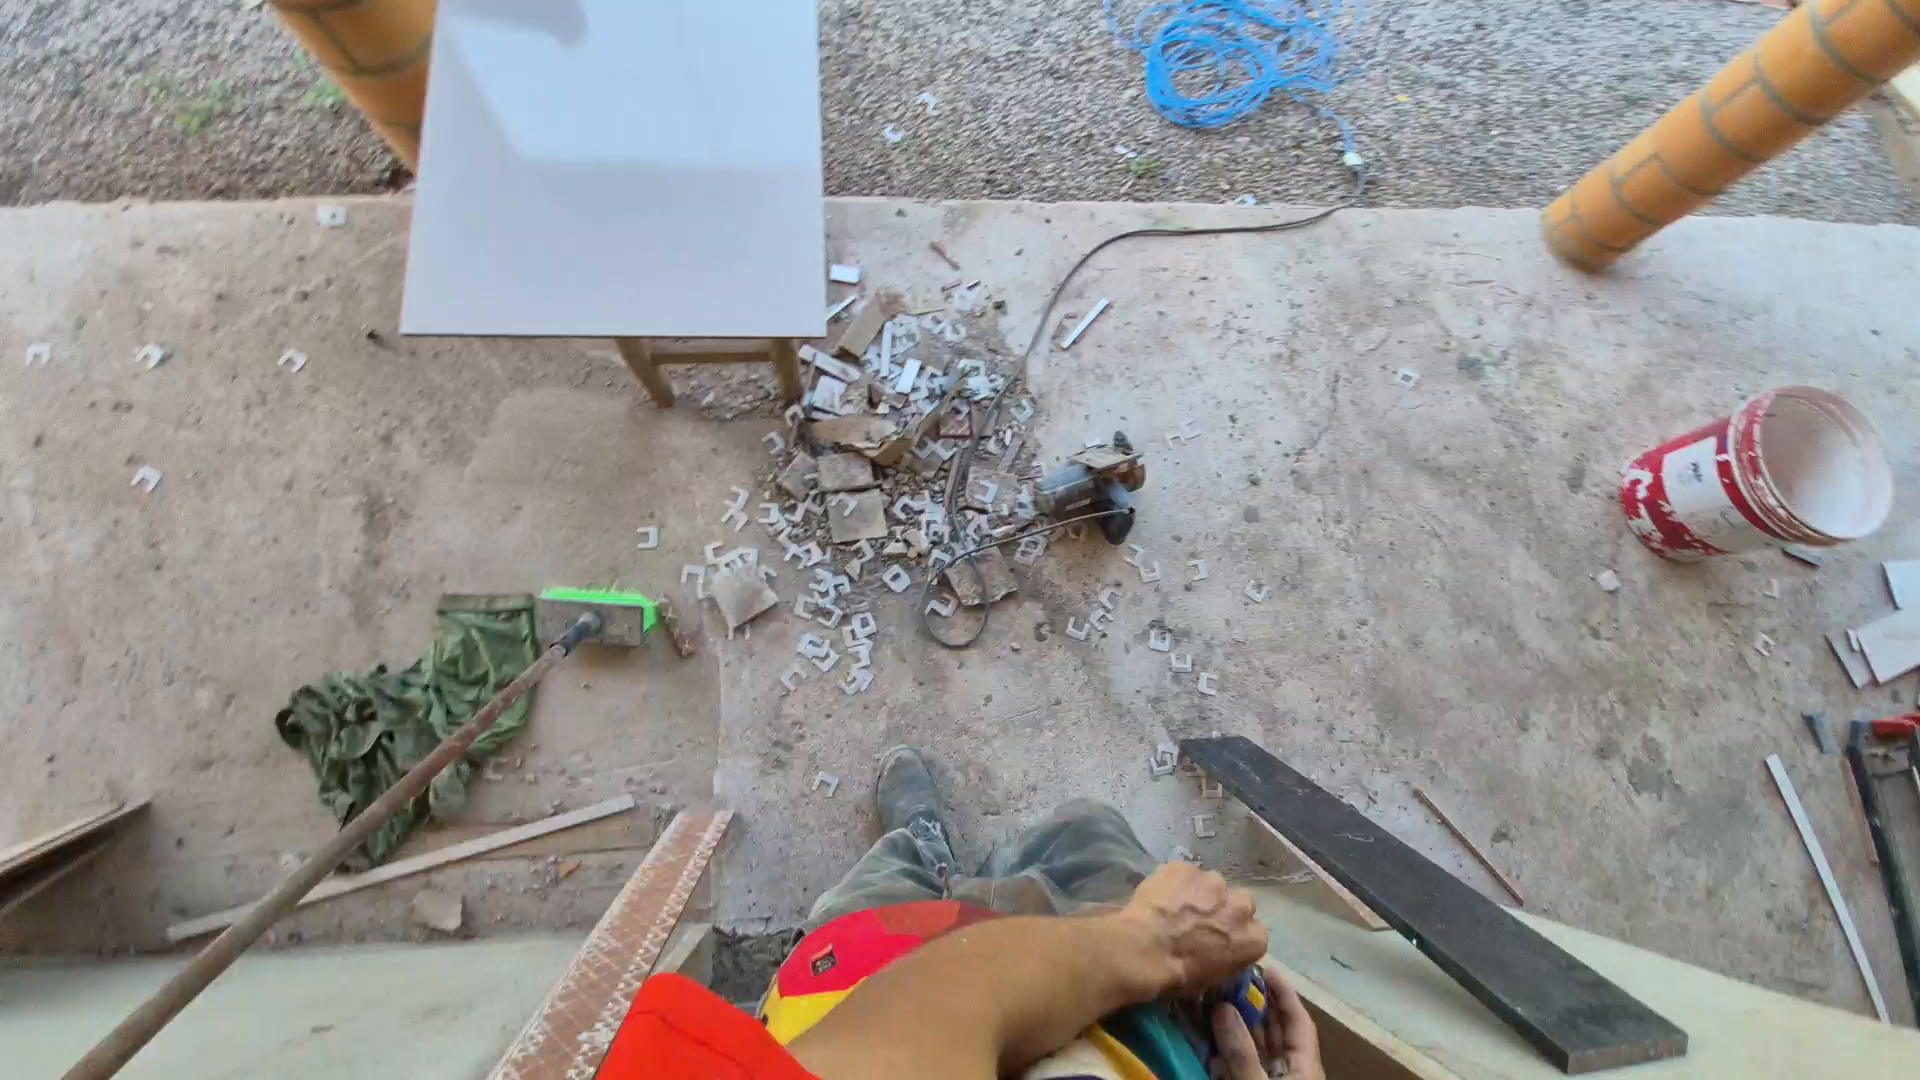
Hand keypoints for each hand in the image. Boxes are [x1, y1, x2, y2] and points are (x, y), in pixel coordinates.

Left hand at [1117, 862, 1267, 994]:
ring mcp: (1213, 882)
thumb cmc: (1180, 973)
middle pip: (1238, 901)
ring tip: (1177, 904)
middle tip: (1201, 917)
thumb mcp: (1214, 978)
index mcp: (1253, 938)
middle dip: (1223, 907)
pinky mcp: (1186, 868)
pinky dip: (1175, 881)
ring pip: (1210, 883)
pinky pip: (1184, 873)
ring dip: (1199, 892)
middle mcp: (1239, 906)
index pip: (1254, 930)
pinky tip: (1161, 894)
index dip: (1236, 931)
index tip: (1221, 936)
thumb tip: (1217, 949)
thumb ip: (1227, 955)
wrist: (1147, 948)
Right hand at [1212, 966, 1323, 1079]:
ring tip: (1218, 998)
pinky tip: (1210, 1035)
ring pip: (1259, 1046)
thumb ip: (1241, 1051)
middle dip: (1257, 1003)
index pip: (1299, 1021)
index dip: (1284, 992)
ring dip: (1241, 1023)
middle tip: (1232, 978)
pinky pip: (1245, 1063)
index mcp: (1305, 1066)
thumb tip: (1222, 1006)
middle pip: (1278, 1030)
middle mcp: (1293, 1070)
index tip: (1265, 967)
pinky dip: (1230, 1047)